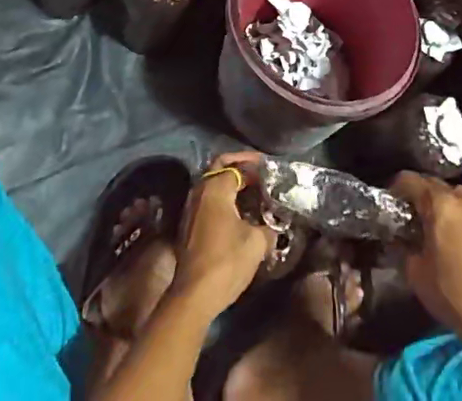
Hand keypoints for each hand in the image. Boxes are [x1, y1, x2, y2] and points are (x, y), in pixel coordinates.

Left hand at [170, 152, 274, 317]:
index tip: (270, 169)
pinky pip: (207, 201)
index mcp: (215, 189)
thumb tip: (273, 226)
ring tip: (252, 192)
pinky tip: (239, 213)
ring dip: (229, 184)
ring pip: (211, 185)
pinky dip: (223, 199)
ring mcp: (190, 210)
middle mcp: (199, 193)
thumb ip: (268, 227)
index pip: (236, 165)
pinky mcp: (189, 227)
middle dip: (239, 166)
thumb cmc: (226, 261)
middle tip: (259, 172)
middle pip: (218, 168)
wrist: (194, 297)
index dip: (254, 164)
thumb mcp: (257, 242)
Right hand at [390, 172, 461, 350]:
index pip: (413, 181)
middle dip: (422, 193)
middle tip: (410, 211)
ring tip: (435, 225)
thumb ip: (406, 250)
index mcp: (441, 206)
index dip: (398, 185)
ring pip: (459, 199)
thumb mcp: (417, 275)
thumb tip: (403, 241)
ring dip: (445, 205)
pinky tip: (460, 242)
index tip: (389, 196)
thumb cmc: (454, 294)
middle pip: (438, 186)